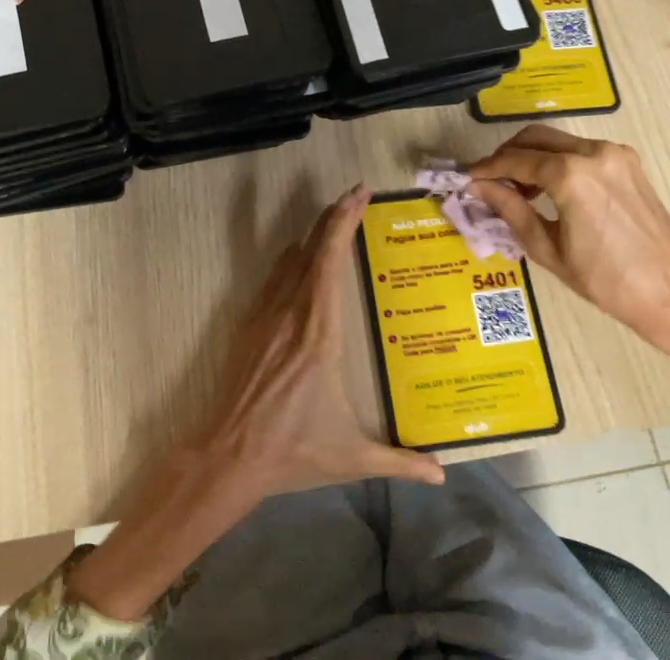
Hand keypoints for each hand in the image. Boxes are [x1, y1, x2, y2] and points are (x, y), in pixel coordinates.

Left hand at [192, 183, 444, 498]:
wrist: (226, 457)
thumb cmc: (292, 451)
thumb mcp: (351, 458)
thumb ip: (399, 462)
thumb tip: (442, 475)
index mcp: (319, 334)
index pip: (329, 262)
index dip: (343, 223)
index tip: (359, 194)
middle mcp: (290, 315)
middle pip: (310, 249)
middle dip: (333, 217)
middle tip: (355, 195)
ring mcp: (264, 318)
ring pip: (288, 261)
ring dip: (311, 236)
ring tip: (334, 221)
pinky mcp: (247, 327)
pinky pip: (271, 280)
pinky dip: (290, 261)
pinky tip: (299, 259)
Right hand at [466, 126, 669, 343]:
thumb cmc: (605, 280)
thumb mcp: (548, 249)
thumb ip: (512, 210)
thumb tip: (481, 188)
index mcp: (571, 175)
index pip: (516, 160)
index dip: (488, 168)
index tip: (469, 179)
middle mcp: (594, 153)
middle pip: (536, 138)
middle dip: (507, 154)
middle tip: (489, 179)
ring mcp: (615, 155)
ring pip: (559, 141)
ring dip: (532, 156)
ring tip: (516, 187)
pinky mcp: (629, 163)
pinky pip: (581, 151)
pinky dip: (558, 160)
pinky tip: (549, 188)